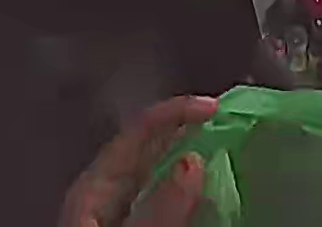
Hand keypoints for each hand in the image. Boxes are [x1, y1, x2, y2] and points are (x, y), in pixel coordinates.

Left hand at [60, 96, 217, 226]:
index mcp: (93, 183)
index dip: (177, 109)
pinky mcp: (129, 221)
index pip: (140, 124)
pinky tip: (203, 191)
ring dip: (190, 159)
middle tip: (228, 123)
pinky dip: (185, 190)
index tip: (214, 107)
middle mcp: (103, 190)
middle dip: (189, 130)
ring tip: (224, 151)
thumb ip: (156, 206)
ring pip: (159, 171)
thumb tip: (194, 161)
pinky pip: (161, 197)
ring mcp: (113, 210)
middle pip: (152, 144)